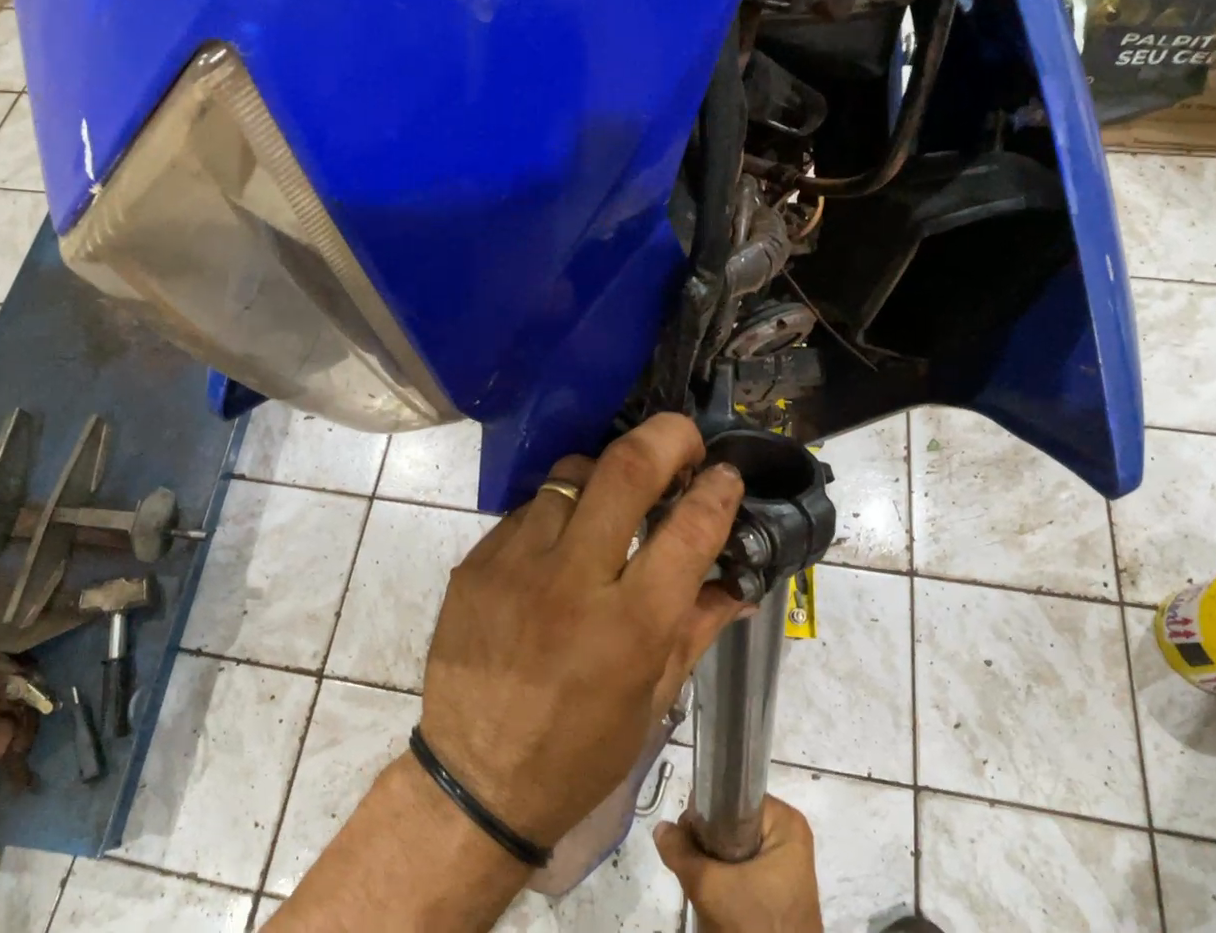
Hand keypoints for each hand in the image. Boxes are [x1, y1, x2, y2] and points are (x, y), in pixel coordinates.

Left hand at [418, 413, 747, 846]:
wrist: (476, 778)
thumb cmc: (580, 751)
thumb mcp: (653, 700)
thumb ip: (696, 627)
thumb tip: (740, 584)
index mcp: (631, 625)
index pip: (690, 528)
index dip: (718, 489)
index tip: (726, 474)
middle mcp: (572, 581)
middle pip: (625, 469)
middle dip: (665, 438)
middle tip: (682, 441)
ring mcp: (515, 565)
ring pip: (569, 478)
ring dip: (603, 476)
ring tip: (614, 498)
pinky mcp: (475, 564)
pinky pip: (527, 512)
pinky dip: (555, 514)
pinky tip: (561, 544)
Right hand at [653, 796, 823, 932]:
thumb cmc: (755, 925)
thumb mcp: (709, 886)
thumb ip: (679, 851)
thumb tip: (660, 827)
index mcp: (785, 822)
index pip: (732, 797)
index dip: (704, 812)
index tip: (687, 835)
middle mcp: (789, 835)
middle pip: (732, 821)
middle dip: (706, 840)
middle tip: (693, 863)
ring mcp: (786, 862)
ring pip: (733, 845)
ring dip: (713, 860)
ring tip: (702, 880)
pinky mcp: (779, 886)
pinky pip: (743, 865)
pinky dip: (725, 875)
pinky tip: (715, 894)